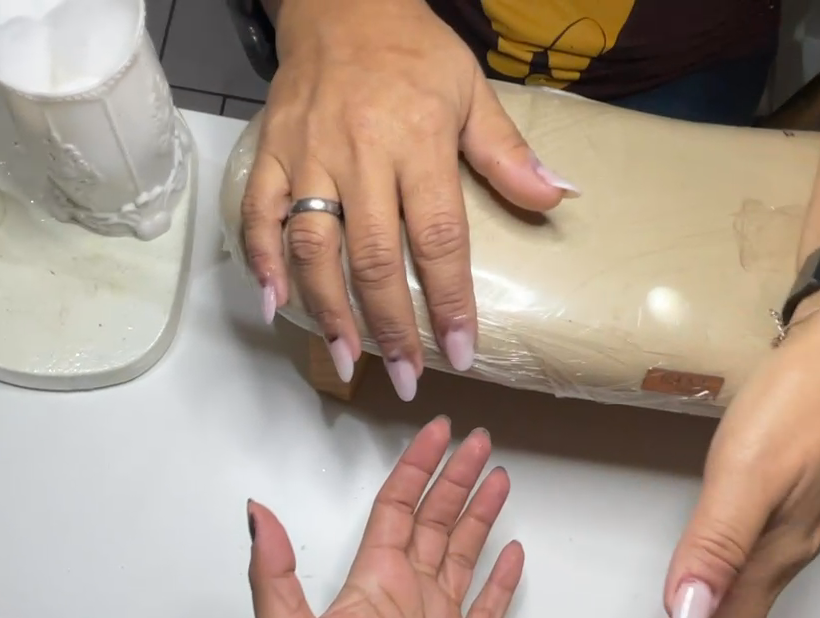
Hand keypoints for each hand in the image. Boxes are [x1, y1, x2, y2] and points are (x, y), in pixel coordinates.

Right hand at [240, 0, 572, 400]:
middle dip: (391, 325)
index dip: (450, 300)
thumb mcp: (470, 91)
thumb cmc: (411, 53)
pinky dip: (263, 260)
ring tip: (344, 359)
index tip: (460, 352)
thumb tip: (558, 198)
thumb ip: (507, 153)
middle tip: (406, 377)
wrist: (341, 2)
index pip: (439, 236)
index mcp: (416, 141)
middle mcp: (359, 154)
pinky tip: (275, 306)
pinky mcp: (271, 154)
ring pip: (313, 245)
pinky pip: (260, 213)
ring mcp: (308, 155)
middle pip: (374, 256)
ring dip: (328, 309)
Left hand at [249, 417, 525, 617]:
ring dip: (480, 517)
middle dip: (456, 480)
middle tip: (480, 440)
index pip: (397, 511)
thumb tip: (255, 510)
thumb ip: (275, 580)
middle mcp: (409, 598)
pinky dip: (502, 580)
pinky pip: (490, 609)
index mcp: (372, 586)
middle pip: (437, 523)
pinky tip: (514, 553)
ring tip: (500, 478)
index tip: (438, 431)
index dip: (416, 469)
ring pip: (465, 557)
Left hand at [637, 291, 819, 617]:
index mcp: (770, 554)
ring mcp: (788, 528)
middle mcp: (782, 552)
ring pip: (734, 603)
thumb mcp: (749, 475)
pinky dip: (716, 598)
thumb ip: (715, 547)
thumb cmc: (799, 403)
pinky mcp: (786, 502)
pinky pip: (742, 573)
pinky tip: (703, 594)